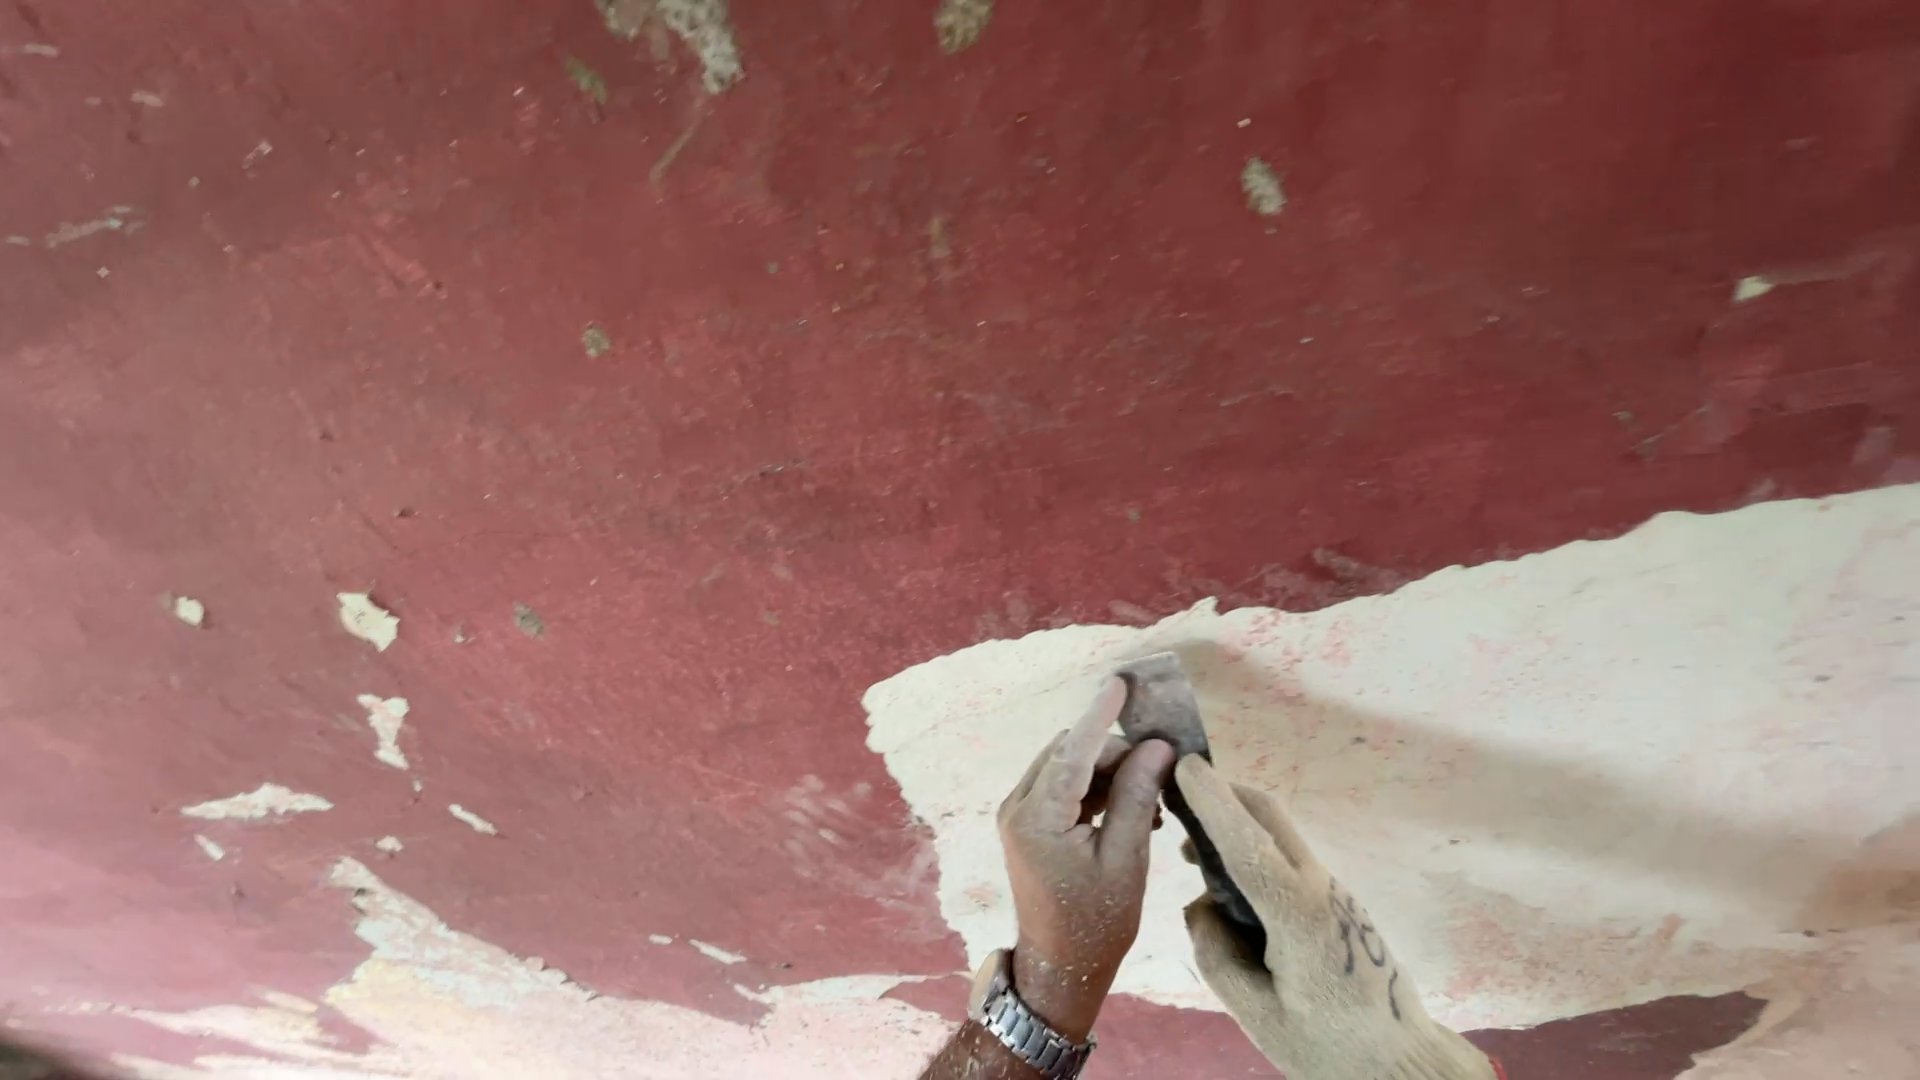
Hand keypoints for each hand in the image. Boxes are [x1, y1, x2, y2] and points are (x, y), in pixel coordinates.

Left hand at [995, 677, 1175, 1039]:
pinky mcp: (1025, 822)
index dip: (1100, 715)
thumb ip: (1137, 797)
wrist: (1058, 969)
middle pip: (1069, 753)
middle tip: (1158, 775)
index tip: (1121, 683)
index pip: (1073, 750)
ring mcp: (1017, 813)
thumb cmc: (1096, 923)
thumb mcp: (1126, 861)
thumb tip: (1156, 747)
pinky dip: (1094, 789)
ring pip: (1066, 766)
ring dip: (1107, 772)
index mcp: (1036, 817)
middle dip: (1113, 754)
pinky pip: (1061, 786)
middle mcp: (1018, 806)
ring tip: (1149, 801)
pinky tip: (1129, 810)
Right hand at [1176, 756, 1496, 1079]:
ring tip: (1194, 855)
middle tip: (1177, 799)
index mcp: (1299, 918)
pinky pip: (1283, 855)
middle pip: (1267, 814)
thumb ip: (1214, 951)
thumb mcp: (1257, 1014)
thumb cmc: (1329, 1048)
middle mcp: (1319, 888)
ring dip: (1233, 823)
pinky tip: (1228, 887)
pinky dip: (1249, 848)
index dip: (1213, 801)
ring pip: (1275, 831)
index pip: (1248, 845)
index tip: (1184, 765)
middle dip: (1221, 792)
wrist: (1405, 1067)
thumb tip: (1201, 905)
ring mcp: (1332, 889)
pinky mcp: (1333, 897)